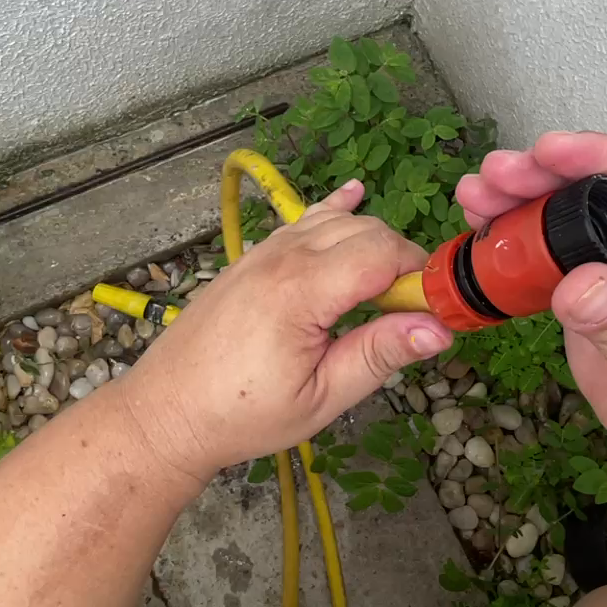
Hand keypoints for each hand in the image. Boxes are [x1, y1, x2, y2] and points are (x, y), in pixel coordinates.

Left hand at [115, 181, 451, 481]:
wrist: (168, 409)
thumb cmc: (243, 413)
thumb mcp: (320, 397)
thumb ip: (379, 355)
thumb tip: (438, 328)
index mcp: (302, 290)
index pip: (382, 251)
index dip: (418, 273)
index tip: (432, 308)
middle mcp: (283, 256)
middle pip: (365, 229)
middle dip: (400, 259)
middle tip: (408, 310)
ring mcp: (265, 250)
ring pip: (337, 221)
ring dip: (371, 243)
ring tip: (385, 287)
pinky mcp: (254, 256)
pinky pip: (304, 220)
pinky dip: (335, 211)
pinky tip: (353, 193)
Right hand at [457, 132, 606, 526]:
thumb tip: (579, 282)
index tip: (556, 151)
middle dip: (555, 174)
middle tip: (503, 170)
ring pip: (577, 214)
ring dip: (526, 198)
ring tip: (480, 190)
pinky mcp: (596, 293)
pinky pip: (553, 253)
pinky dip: (516, 239)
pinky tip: (484, 226)